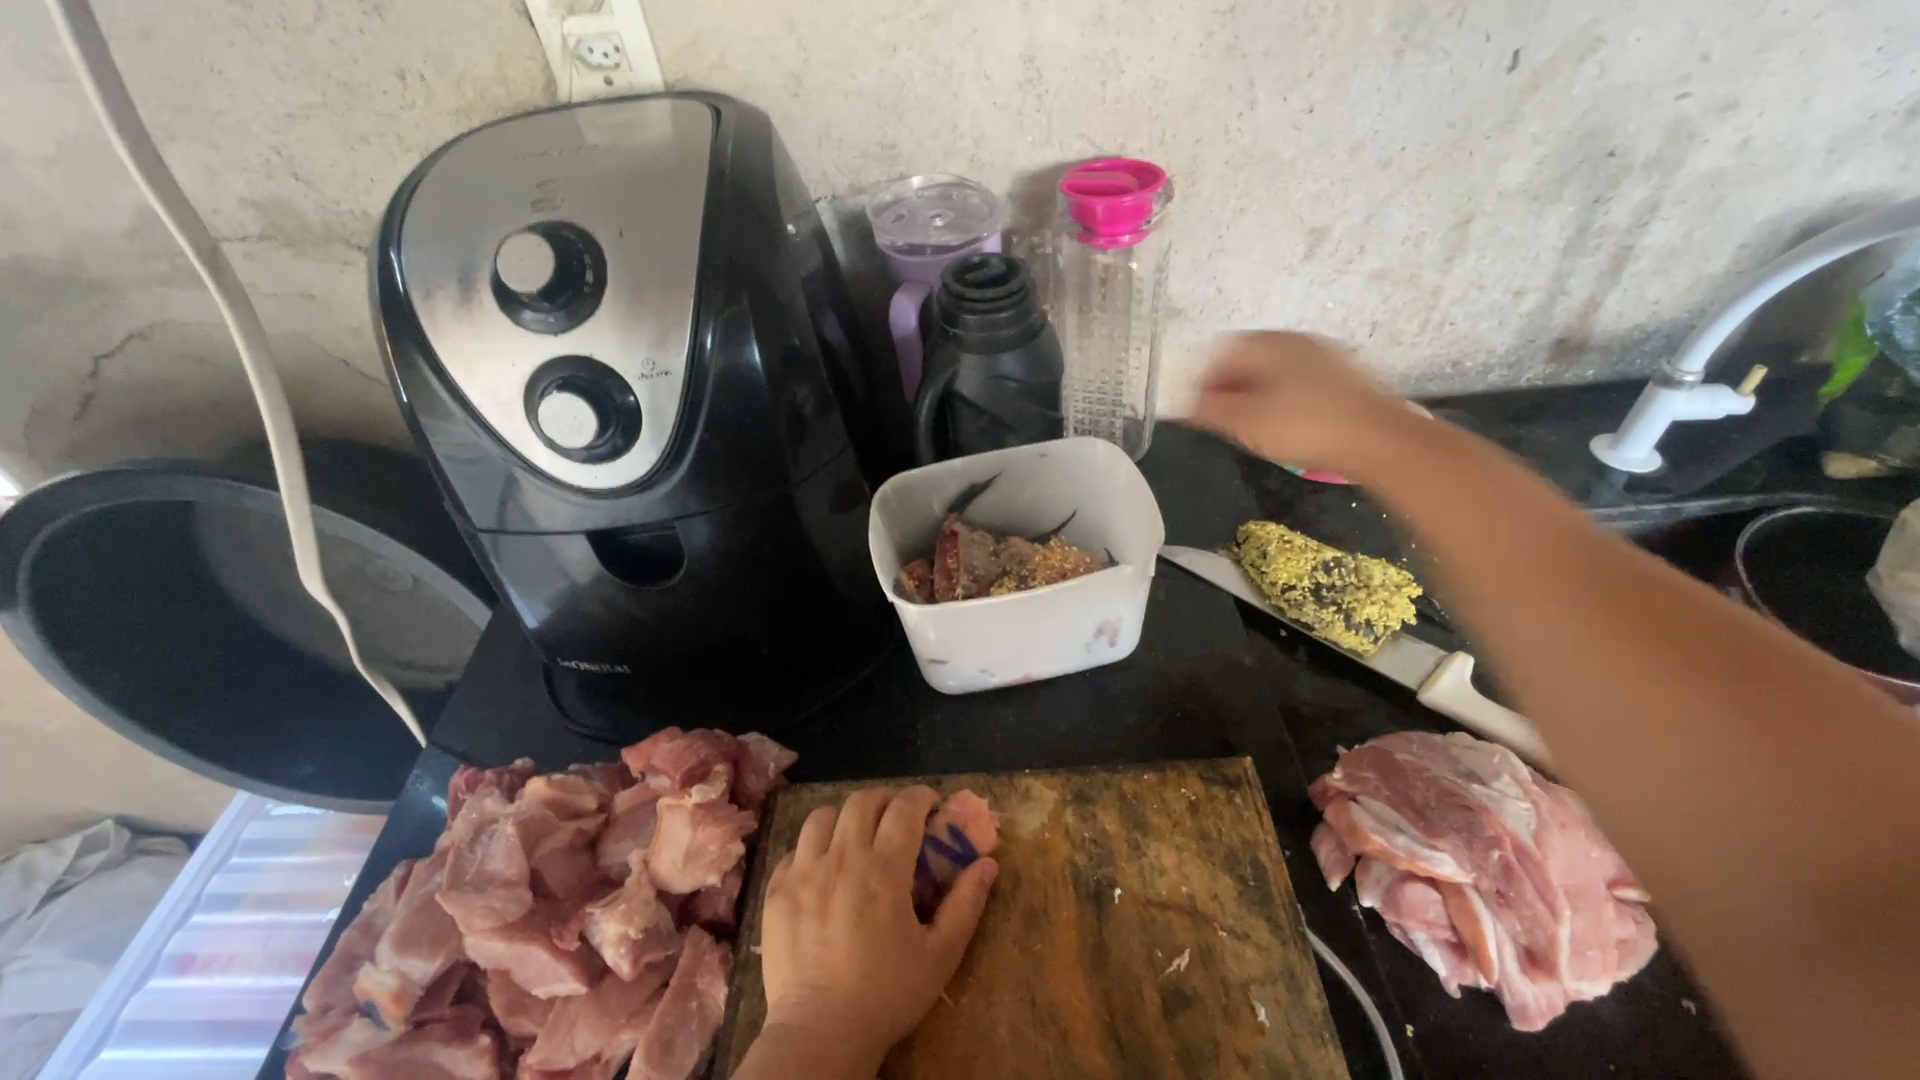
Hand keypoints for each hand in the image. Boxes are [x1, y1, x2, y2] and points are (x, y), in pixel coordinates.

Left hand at [746, 786, 998, 1077]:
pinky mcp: (775, 891)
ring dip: (845, 817)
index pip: (904, 808)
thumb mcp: (940, 955)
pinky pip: (793, 850)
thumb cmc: (887, 994)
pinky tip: (823, 870)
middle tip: (897, 818)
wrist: (821, 1033)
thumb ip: (966, 904)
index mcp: (884, 871)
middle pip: (862, 801)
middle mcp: (841, 860)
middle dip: (885, 800)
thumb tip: (988, 864)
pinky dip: (812, 848)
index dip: (921, 797)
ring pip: (821, 816)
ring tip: (856, 836)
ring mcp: (802, 873)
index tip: (931, 805)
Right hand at [1187, 331, 1417, 475]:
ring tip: (1251, 426)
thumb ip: (1208, 409)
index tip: (1195, 409)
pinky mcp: (1345, 377)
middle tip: (1220, 419)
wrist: (1379, 440)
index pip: (1219, 351)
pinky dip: (1282, 398)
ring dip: (1255, 394)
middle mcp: (1296, 340)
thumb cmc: (1304, 427)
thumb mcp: (1245, 422)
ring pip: (1275, 371)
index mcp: (1268, 343)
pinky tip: (1286, 425)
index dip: (1200, 379)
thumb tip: (1182, 403)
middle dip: (1228, 386)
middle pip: (1248, 358)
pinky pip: (1299, 381)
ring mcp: (1325, 355)